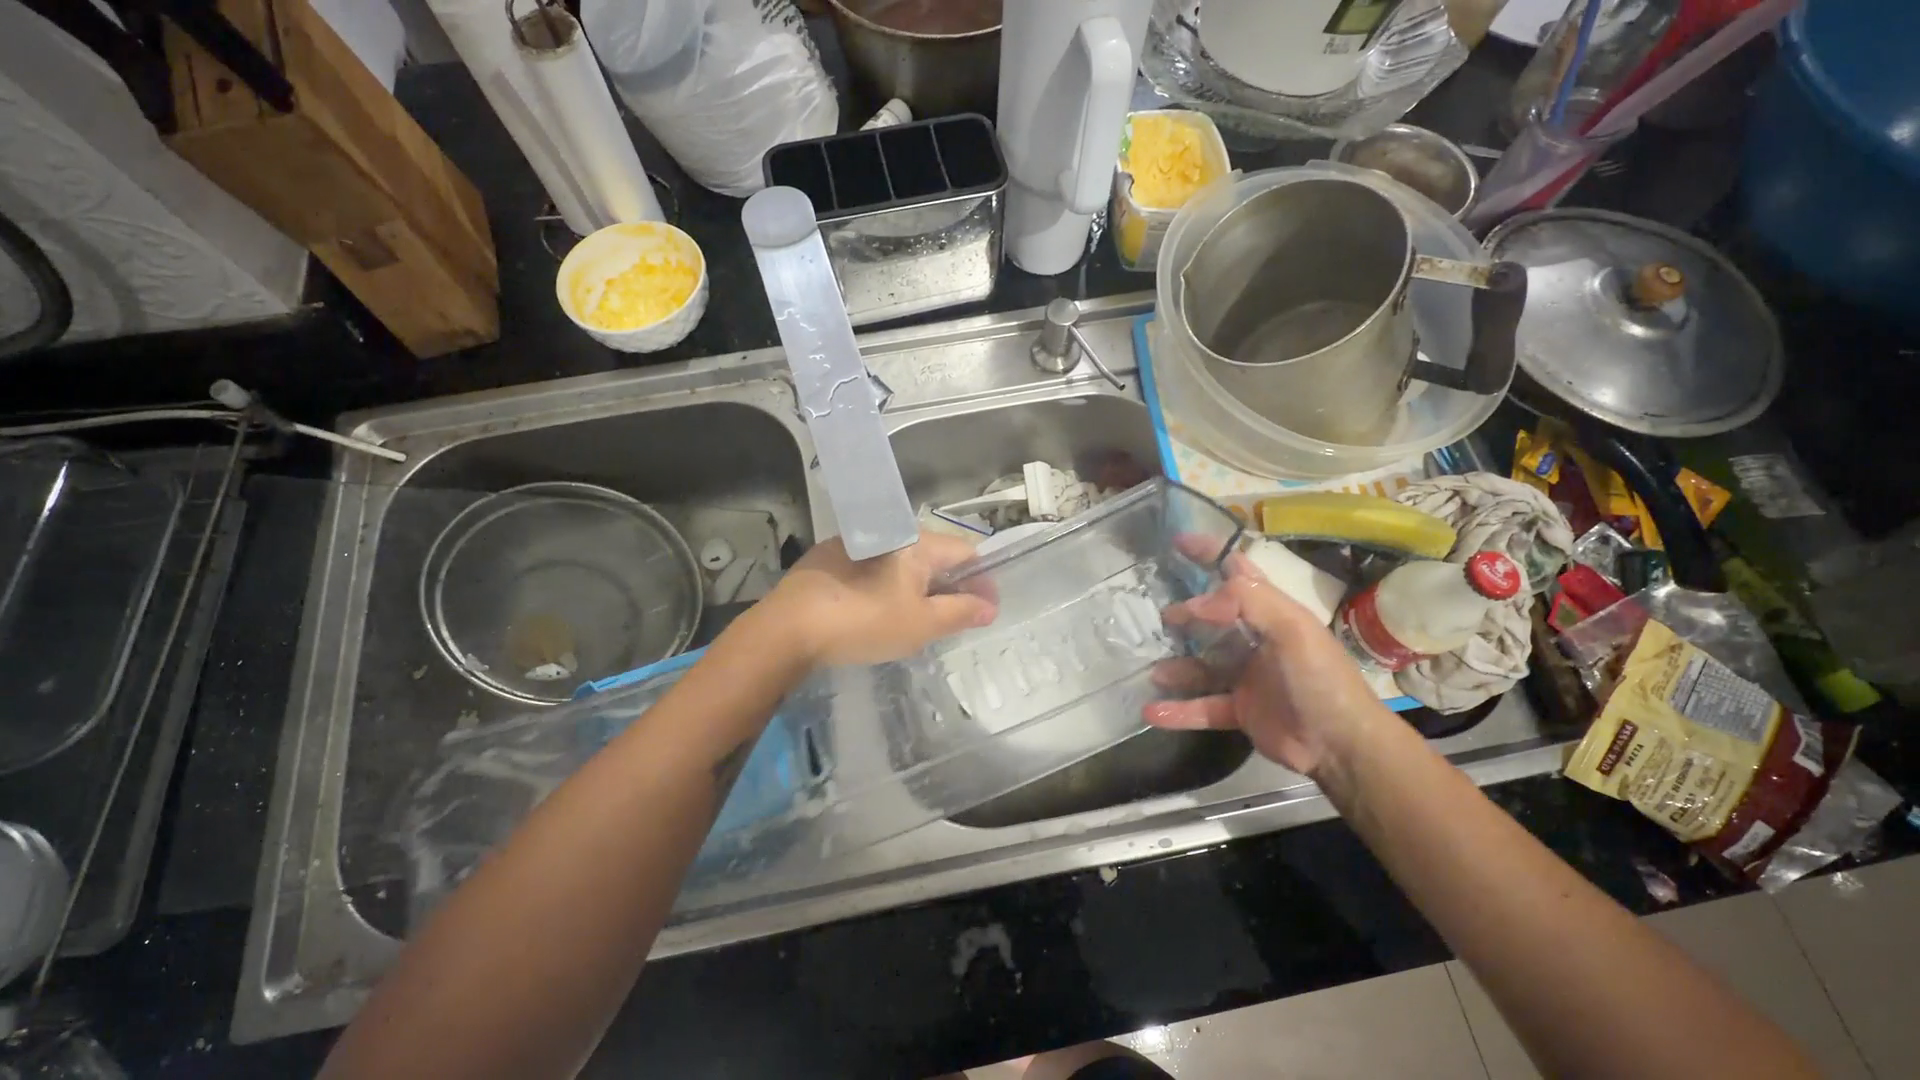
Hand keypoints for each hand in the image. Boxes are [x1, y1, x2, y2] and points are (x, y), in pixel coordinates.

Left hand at [757, 531, 997, 667]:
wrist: (789, 627)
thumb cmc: (865, 622)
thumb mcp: (921, 625)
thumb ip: (960, 612)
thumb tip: (990, 605)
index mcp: (917, 543)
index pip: (966, 552)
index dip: (981, 581)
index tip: (984, 611)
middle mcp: (889, 534)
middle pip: (933, 556)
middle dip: (948, 586)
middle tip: (951, 621)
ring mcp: (855, 544)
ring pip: (899, 564)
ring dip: (915, 588)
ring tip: (914, 622)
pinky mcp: (828, 559)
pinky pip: (871, 570)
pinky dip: (884, 588)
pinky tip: (874, 614)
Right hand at [1145, 550, 1390, 776]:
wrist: (1342, 746)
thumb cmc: (1321, 679)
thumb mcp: (1292, 630)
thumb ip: (1245, 602)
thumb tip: (1193, 603)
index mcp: (1274, 613)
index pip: (1239, 572)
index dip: (1211, 553)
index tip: (1177, 543)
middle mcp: (1257, 641)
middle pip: (1212, 619)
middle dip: (1184, 614)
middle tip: (1156, 614)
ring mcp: (1247, 677)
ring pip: (1202, 665)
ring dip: (1176, 666)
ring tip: (1151, 668)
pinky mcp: (1240, 711)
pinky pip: (1202, 707)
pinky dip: (1178, 710)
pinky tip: (1152, 711)